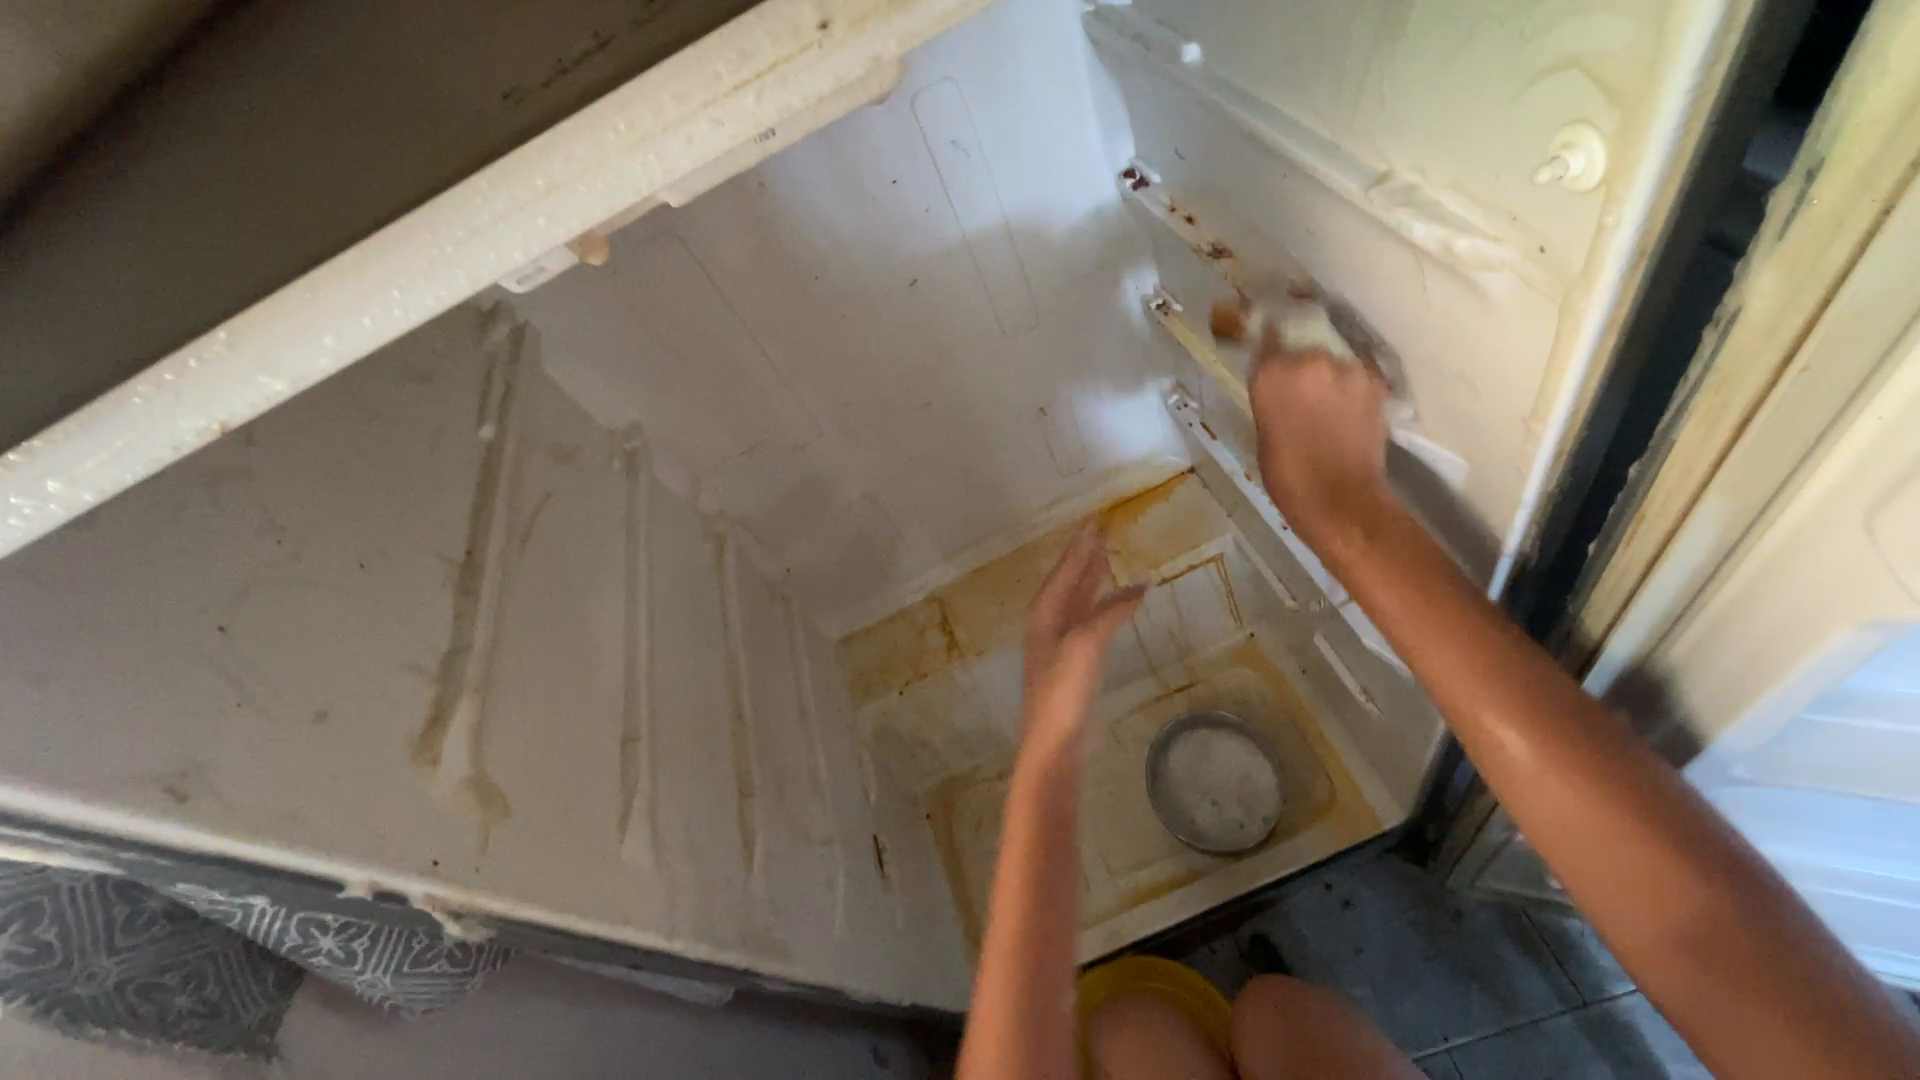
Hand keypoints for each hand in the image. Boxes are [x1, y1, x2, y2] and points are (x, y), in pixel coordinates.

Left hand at [1022, 522, 1145, 760]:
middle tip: (1102, 531)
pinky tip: (1119, 605)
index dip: (1081, 545)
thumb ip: (1109, 613)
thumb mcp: (1086, 645)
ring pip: (1079, 601)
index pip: (1065, 570)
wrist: (1055, 743)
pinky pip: (1091, 621)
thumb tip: (1137, 588)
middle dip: (1085, 557)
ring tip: (1108, 558)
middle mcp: (1049, 624)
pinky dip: (1106, 607)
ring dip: (1094, 579)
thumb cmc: (1064, 691)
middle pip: (1069, 581)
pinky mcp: (1076, 664)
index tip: (1095, 519)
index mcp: (1045, 614)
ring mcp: (1062, 644)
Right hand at [1248, 339, 1393, 554]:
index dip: (1271, 341)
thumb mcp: (1264, 431)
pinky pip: (1357, 376)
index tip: (1271, 343)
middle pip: (1304, 348)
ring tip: (1329, 402)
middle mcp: (1307, 360)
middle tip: (1302, 389)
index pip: (1268, 338)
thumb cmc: (1287, 475)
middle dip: (1303, 365)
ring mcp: (1345, 368)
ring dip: (1330, 376)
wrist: (1338, 497)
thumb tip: (1280, 387)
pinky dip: (1353, 387)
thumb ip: (1272, 398)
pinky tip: (1349, 409)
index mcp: (1270, 374)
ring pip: (1334, 361)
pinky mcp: (1375, 382)